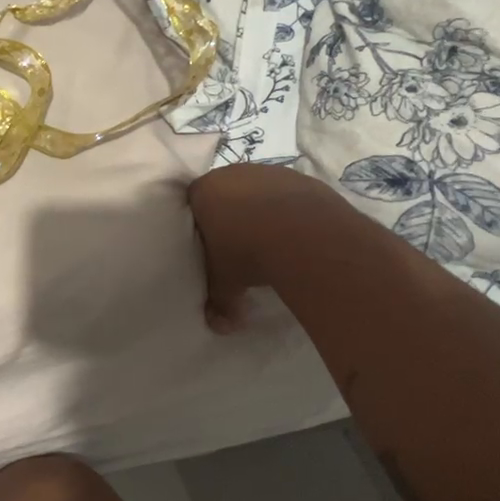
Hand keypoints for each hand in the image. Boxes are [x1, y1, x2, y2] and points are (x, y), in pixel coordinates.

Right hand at [187, 163, 335, 333]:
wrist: (305, 237)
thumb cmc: (247, 252)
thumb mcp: (227, 283)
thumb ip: (220, 302)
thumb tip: (219, 327)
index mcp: (203, 191)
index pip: (194, 202)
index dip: (204, 222)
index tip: (214, 243)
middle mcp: (233, 174)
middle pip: (229, 192)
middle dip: (235, 214)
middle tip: (243, 243)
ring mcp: (271, 173)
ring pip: (262, 191)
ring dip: (267, 211)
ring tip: (277, 241)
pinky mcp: (305, 180)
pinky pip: (294, 196)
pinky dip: (295, 212)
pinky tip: (303, 236)